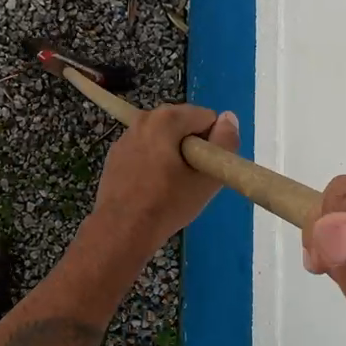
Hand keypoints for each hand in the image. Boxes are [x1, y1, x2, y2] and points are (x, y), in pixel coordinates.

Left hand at [89, 105, 239, 254]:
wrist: (122, 227)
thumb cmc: (168, 202)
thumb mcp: (207, 176)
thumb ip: (225, 142)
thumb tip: (229, 117)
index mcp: (166, 118)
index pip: (207, 118)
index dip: (213, 143)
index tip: (205, 168)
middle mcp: (143, 118)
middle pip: (184, 125)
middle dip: (193, 146)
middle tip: (191, 178)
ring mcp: (126, 135)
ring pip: (164, 138)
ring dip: (173, 154)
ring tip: (172, 184)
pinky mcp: (116, 153)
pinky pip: (146, 149)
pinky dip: (154, 161)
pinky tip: (151, 186)